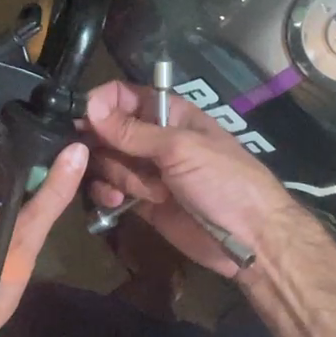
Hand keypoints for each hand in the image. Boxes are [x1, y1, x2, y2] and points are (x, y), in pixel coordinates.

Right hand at [83, 79, 303, 278]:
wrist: (251, 240)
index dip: (102, 105)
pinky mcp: (144, 203)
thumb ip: (133, 130)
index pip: (124, 96)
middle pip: (109, 131)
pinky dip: (108, 195)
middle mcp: (155, 139)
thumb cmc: (223, 181)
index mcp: (169, 114)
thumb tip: (90, 105)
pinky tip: (117, 202)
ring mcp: (149, 172)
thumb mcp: (179, 148)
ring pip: (108, 162)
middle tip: (109, 159)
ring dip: (112, 174)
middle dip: (102, 145)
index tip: (84, 120)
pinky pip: (112, 191)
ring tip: (133, 190)